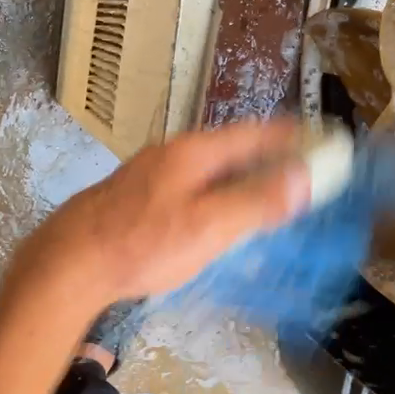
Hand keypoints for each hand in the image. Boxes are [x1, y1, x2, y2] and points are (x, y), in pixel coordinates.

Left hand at [6, 121, 309, 314]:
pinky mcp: (141, 195)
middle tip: (304, 173)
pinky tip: (222, 216)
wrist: (72, 260)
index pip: (253, 133)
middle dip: (270, 157)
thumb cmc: (143, 243)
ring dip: (244, 176)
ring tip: (272, 195)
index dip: (290, 136)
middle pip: (232, 148)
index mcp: (193, 152)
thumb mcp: (208, 226)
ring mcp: (154, 172)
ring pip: (211, 167)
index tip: (322, 139)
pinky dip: (220, 192)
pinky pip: (194, 184)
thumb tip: (305, 177)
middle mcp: (174, 153)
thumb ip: (256, 202)